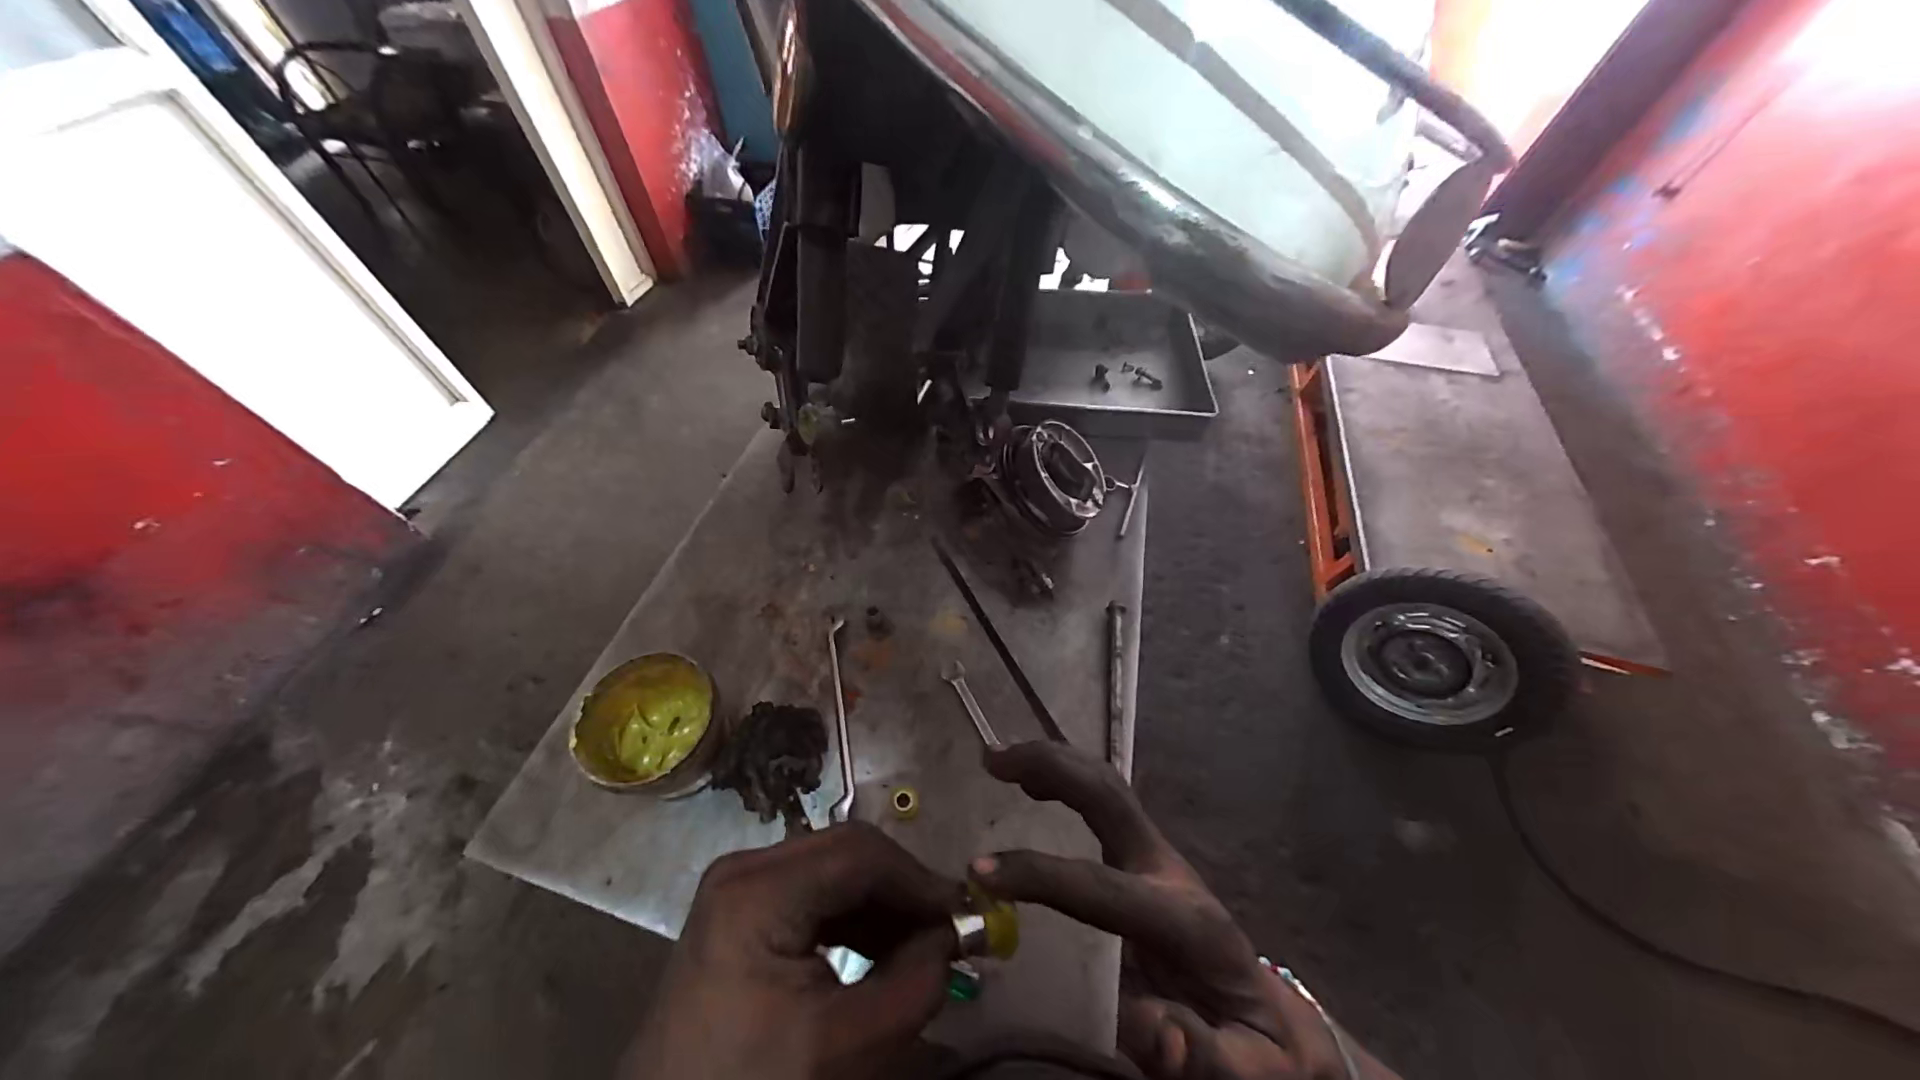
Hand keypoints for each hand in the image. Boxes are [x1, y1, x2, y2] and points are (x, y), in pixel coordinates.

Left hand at [625, 822, 962, 1079]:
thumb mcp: (847, 1046)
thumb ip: (915, 983)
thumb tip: (953, 935)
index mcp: (758, 891)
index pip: (861, 854)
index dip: (920, 880)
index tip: (964, 915)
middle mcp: (745, 867)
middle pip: (847, 852)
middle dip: (903, 889)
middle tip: (948, 930)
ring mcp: (739, 885)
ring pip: (834, 869)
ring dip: (882, 903)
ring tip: (921, 947)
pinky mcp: (741, 908)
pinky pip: (812, 892)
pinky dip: (853, 917)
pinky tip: (881, 950)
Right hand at [973, 741, 1394, 1079]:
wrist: (1267, 1016)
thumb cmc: (1249, 1045)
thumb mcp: (1241, 1071)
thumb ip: (1202, 1056)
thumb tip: (1155, 1030)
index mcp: (1185, 922)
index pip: (1101, 887)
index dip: (1039, 874)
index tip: (980, 870)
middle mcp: (1169, 869)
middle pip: (1111, 797)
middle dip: (1053, 768)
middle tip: (994, 760)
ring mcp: (1157, 854)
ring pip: (1105, 785)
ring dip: (1054, 762)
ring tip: (1000, 759)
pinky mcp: (1144, 854)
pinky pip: (1101, 800)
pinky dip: (1065, 776)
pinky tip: (1033, 783)